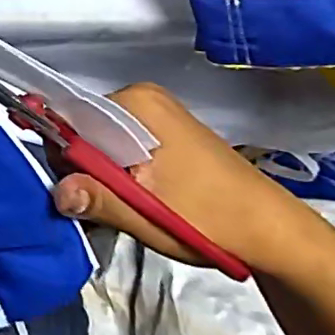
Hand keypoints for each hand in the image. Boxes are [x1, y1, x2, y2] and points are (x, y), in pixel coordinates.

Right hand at [46, 83, 333, 276]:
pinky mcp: (163, 133)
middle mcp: (141, 98)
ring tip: (123, 207)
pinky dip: (116, 174)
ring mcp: (154, 115)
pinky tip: (132, 199)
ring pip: (98, 142)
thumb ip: (99, 198)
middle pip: (82, 130)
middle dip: (84, 169)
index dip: (63, 155)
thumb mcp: (149, 214)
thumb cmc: (215, 220)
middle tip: (103, 206)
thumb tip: (57, 192)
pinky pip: (118, 146)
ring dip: (100, 175)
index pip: (70, 118)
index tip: (71, 189)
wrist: (278, 236)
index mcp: (135, 102)